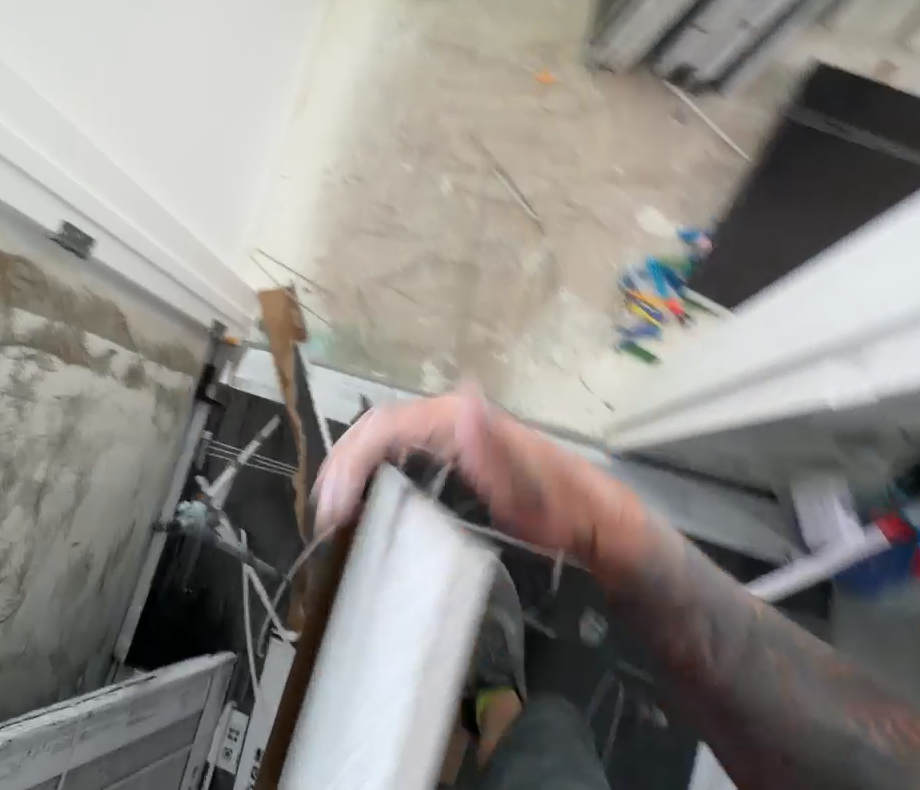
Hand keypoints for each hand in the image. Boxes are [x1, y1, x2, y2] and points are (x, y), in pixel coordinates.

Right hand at [313, 384, 644, 564]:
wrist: (596, 518)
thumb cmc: (567, 507)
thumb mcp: (536, 486)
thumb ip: (497, 449)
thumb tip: (463, 401)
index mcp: (457, 418)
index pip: (385, 427)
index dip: (351, 462)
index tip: (334, 509)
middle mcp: (447, 418)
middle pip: (374, 429)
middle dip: (341, 466)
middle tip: (324, 518)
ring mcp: (447, 435)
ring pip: (379, 440)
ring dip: (349, 470)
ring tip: (331, 513)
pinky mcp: (448, 455)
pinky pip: (394, 456)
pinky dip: (368, 476)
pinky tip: (360, 505)